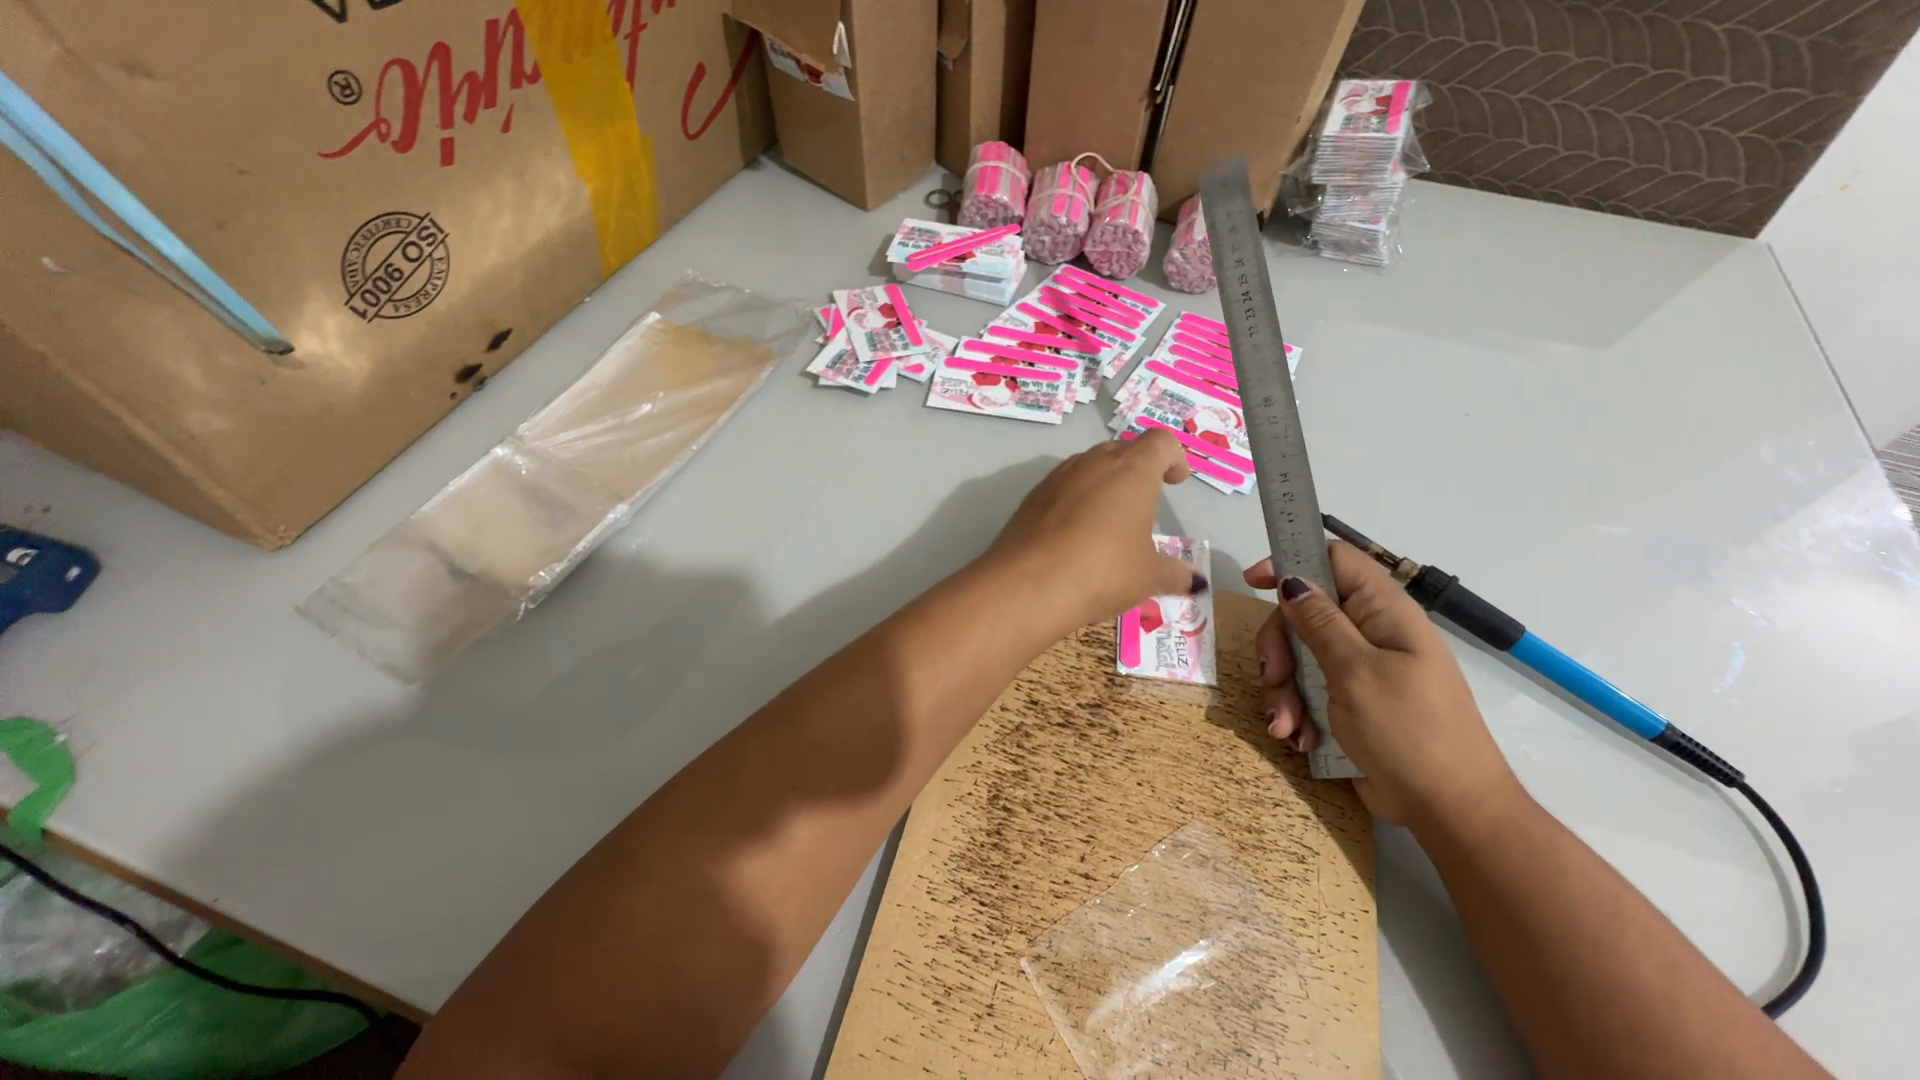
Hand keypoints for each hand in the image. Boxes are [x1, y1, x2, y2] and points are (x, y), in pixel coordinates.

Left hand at [982, 429, 1201, 635]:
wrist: (1027, 584)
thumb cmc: (1102, 571)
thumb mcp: (1148, 577)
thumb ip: (1174, 573)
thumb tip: (1195, 582)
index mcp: (1132, 470)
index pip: (1160, 442)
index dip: (1173, 457)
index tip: (1176, 481)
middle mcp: (1094, 463)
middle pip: (1122, 450)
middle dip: (1137, 470)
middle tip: (1145, 503)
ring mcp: (1057, 477)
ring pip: (1089, 467)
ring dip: (1104, 485)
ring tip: (1110, 522)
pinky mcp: (1031, 498)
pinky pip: (1063, 489)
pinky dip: (1076, 502)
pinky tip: (1076, 537)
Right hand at [1244, 541, 1519, 826]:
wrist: (1447, 807)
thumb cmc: (1409, 732)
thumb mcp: (1357, 672)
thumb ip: (1320, 623)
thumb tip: (1293, 580)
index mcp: (1384, 613)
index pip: (1335, 561)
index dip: (1293, 562)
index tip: (1254, 582)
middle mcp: (1370, 634)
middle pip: (1304, 614)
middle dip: (1279, 646)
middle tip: (1272, 676)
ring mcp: (1359, 671)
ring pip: (1298, 657)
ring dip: (1284, 689)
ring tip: (1288, 725)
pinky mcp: (1348, 704)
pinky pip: (1307, 692)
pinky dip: (1296, 713)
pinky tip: (1300, 739)